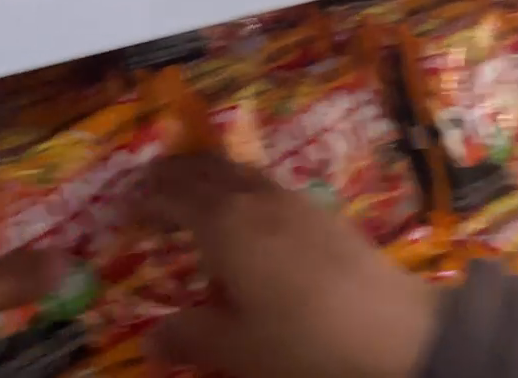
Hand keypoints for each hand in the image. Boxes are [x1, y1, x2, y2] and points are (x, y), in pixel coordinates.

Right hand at [139, 155, 440, 377]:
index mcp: (225, 225)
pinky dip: (238, 181)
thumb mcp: (238, 348)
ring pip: (236, 170)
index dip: (149, 197)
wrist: (390, 328)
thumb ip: (190, 336)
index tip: (126, 200)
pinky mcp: (317, 207)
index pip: (176, 197)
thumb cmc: (303, 340)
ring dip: (207, 171)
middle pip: (205, 172)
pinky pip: (263, 180)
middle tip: (149, 178)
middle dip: (174, 173)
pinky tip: (245, 203)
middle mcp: (253, 198)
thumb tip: (148, 337)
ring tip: (191, 182)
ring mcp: (289, 198)